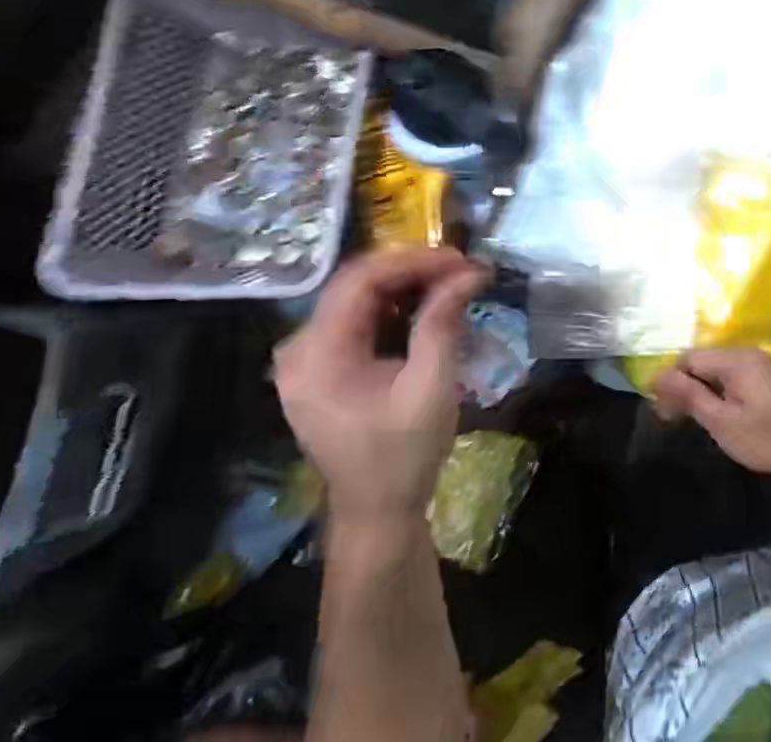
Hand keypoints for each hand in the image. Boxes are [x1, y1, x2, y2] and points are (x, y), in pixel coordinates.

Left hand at [274, 248, 487, 526]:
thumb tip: (470, 274)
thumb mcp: (430, 386)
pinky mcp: (325, 368)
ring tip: (456, 283)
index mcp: (316, 355)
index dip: (413, 262)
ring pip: (360, 300)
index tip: (461, 260)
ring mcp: (310, 358)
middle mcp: (301, 349)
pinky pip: (360, 321)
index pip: (359, 282)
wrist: (379, 509)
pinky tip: (431, 308)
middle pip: (356, 286)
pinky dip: (398, 308)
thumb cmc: (404, 453)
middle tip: (465, 270)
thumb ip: (441, 324)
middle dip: (414, 271)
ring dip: (408, 286)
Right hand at [652, 348, 770, 485]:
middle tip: (670, 418)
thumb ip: (690, 395)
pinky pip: (732, 377)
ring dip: (700, 390)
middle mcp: (749, 353)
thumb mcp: (722, 421)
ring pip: (716, 370)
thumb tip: (659, 375)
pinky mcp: (766, 377)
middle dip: (684, 386)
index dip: (670, 380)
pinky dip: (718, 392)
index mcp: (738, 359)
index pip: (690, 358)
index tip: (660, 408)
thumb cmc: (766, 439)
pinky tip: (712, 413)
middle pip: (703, 361)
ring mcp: (760, 364)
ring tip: (686, 418)